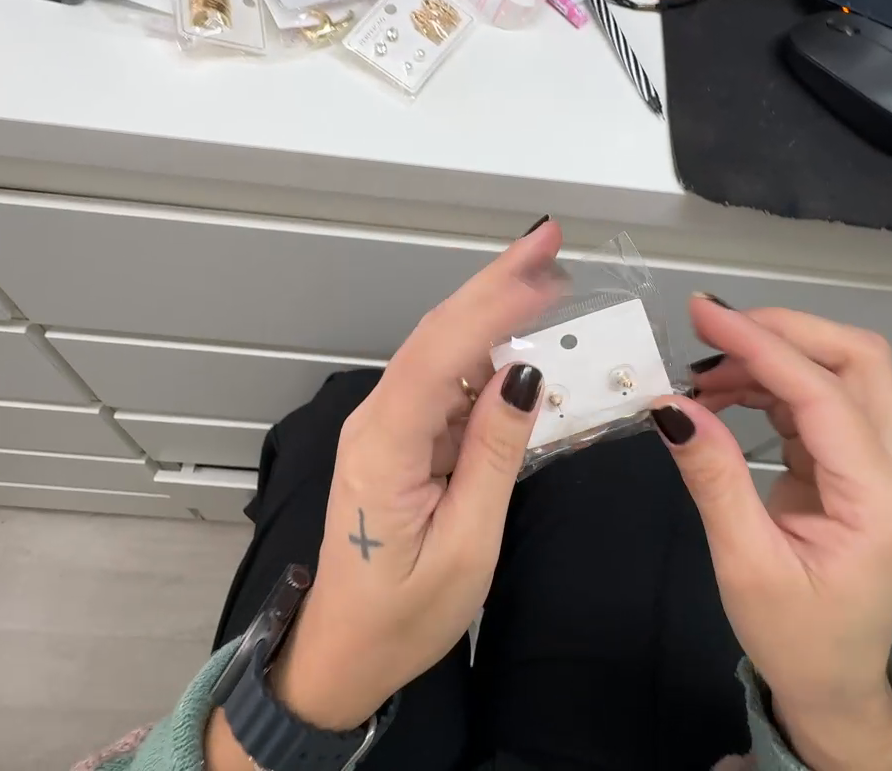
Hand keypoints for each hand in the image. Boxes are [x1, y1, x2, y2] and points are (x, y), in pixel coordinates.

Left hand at [266, 220, 564, 729]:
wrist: (344, 652)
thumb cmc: (403, 615)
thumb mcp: (467, 547)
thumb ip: (495, 456)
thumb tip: (527, 375)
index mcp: (386, 444)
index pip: (441, 352)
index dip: (493, 302)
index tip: (544, 265)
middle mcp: (379, 418)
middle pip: (438, 333)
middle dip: (494, 282)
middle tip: (547, 240)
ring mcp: (387, 424)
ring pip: (443, 350)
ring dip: (493, 309)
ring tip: (545, 275)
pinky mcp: (401, 436)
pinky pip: (447, 383)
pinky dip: (487, 353)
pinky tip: (521, 337)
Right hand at [651, 298, 891, 770]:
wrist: (834, 687)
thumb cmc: (796, 639)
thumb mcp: (744, 564)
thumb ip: (713, 478)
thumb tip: (670, 406)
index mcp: (881, 502)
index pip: (824, 394)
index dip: (761, 346)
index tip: (703, 315)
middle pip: (859, 361)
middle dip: (784, 331)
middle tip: (711, 330)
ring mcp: (882, 466)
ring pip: (841, 373)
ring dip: (773, 356)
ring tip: (704, 375)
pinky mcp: (857, 466)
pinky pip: (820, 400)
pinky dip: (771, 383)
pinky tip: (726, 394)